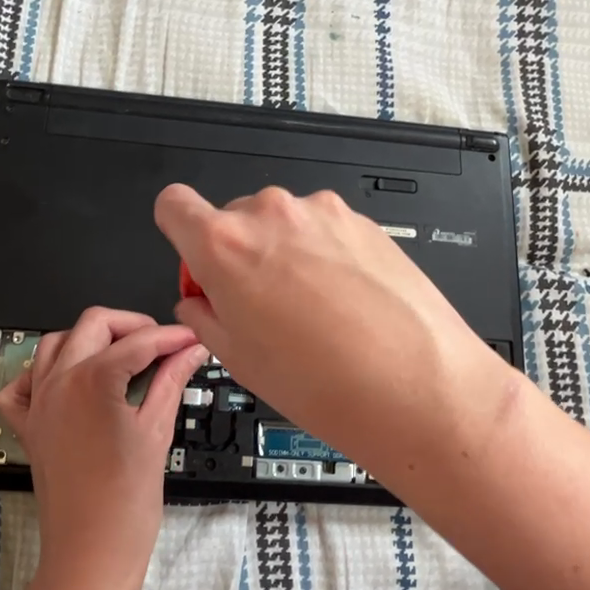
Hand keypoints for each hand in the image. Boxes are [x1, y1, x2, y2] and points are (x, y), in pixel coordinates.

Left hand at [0, 308, 207, 586]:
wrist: (90, 554)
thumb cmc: (129, 499)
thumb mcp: (157, 431)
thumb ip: (171, 381)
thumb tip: (192, 351)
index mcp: (93, 379)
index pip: (140, 341)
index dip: (172, 337)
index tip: (193, 340)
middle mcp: (58, 381)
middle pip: (94, 323)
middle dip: (131, 326)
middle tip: (163, 345)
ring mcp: (37, 402)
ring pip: (56, 343)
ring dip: (90, 340)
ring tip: (123, 359)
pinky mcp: (27, 426)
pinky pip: (23, 384)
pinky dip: (43, 373)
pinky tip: (71, 384)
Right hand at [152, 184, 519, 485]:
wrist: (415, 384)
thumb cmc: (331, 381)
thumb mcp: (238, 359)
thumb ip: (203, 316)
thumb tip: (200, 303)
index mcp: (226, 245)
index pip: (174, 205)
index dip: (178, 231)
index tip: (194, 260)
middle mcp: (272, 215)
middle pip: (231, 218)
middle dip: (236, 255)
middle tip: (254, 306)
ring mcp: (320, 213)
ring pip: (281, 224)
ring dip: (283, 254)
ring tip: (306, 312)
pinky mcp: (360, 220)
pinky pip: (322, 229)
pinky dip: (322, 255)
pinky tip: (339, 303)